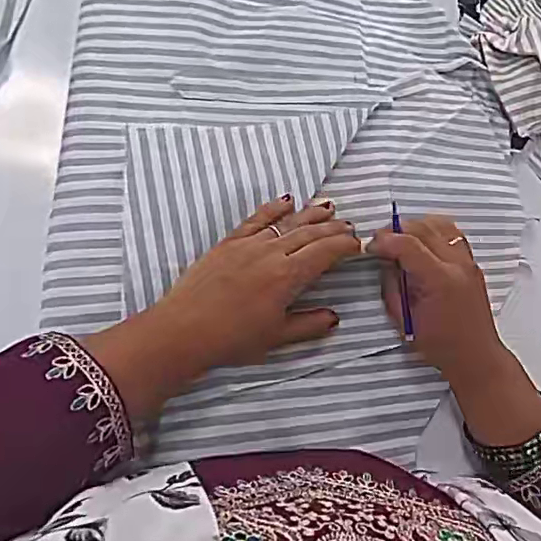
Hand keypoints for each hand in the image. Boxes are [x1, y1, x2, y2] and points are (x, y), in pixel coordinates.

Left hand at [82, 196, 360, 418]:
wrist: (182, 332)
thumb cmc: (231, 340)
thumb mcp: (276, 338)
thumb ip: (309, 324)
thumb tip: (334, 317)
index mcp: (288, 277)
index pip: (325, 253)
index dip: (345, 246)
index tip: (358, 244)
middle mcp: (272, 254)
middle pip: (310, 233)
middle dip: (334, 228)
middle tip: (350, 226)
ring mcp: (249, 245)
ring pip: (288, 222)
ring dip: (311, 214)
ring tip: (329, 207)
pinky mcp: (229, 243)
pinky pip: (257, 219)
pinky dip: (274, 208)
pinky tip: (287, 200)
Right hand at [370, 215, 540, 447]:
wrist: (475, 356)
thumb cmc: (442, 346)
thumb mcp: (405, 319)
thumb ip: (393, 287)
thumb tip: (385, 263)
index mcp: (439, 280)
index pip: (407, 244)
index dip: (384, 241)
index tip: (372, 246)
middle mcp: (457, 266)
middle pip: (423, 228)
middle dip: (397, 230)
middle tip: (381, 241)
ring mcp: (468, 263)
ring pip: (441, 225)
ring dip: (417, 227)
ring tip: (401, 239)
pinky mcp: (472, 265)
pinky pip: (453, 235)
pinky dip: (435, 231)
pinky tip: (423, 242)